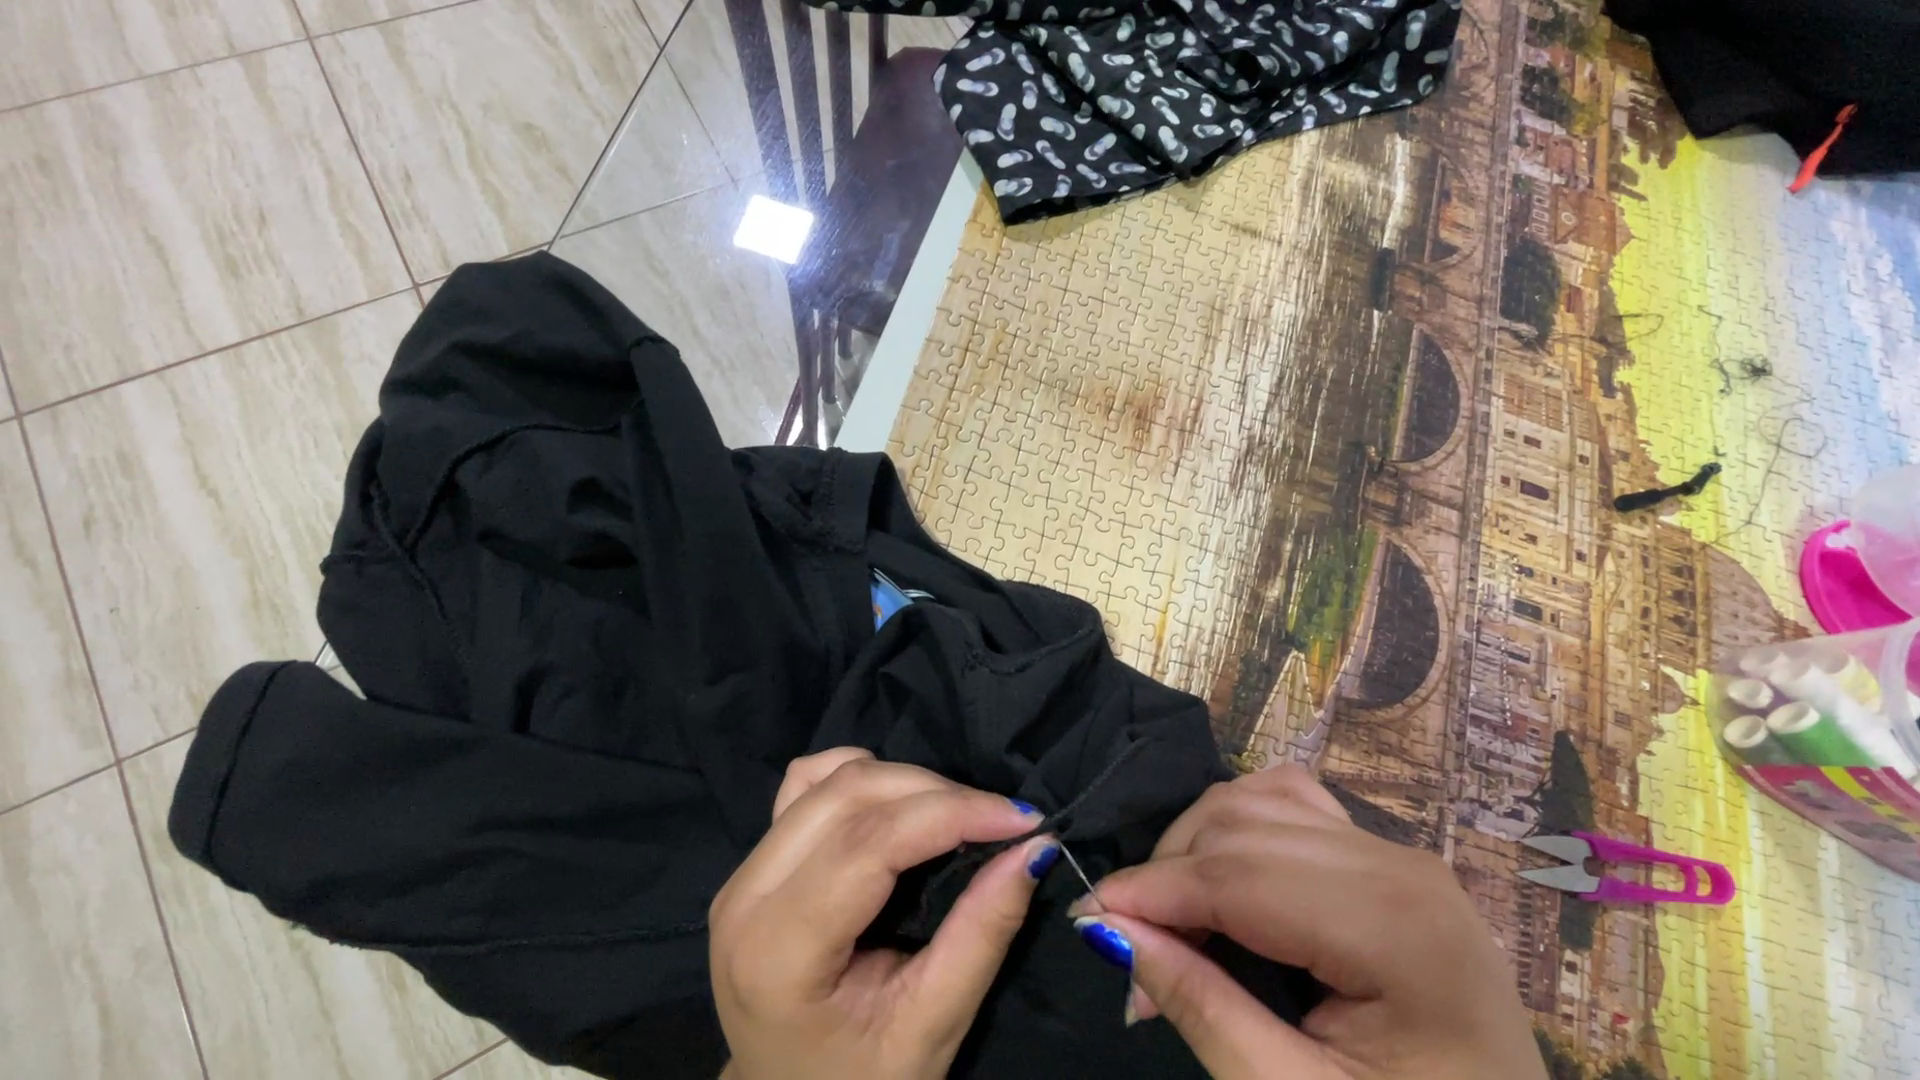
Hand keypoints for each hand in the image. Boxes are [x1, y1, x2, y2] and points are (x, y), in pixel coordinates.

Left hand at [709, 747, 1056, 1079]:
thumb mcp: (932, 1027)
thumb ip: (980, 933)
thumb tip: (1033, 849)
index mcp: (778, 950)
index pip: (870, 843)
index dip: (952, 813)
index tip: (1022, 817)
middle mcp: (746, 896)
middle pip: (847, 795)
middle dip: (936, 791)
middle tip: (999, 819)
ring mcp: (741, 873)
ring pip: (826, 779)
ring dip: (903, 781)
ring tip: (958, 815)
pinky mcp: (752, 862)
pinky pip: (802, 786)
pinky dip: (857, 777)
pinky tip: (896, 805)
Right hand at [1069, 766, 1545, 1079]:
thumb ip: (1203, 1007)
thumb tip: (1111, 929)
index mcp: (1395, 925)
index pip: (1238, 875)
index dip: (1151, 890)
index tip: (1085, 917)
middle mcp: (1399, 864)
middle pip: (1242, 825)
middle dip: (1168, 874)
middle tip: (1131, 946)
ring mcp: (1398, 854)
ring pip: (1258, 802)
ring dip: (1197, 847)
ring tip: (1173, 918)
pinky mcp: (1388, 860)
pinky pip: (1291, 806)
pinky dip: (1238, 827)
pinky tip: (1223, 877)